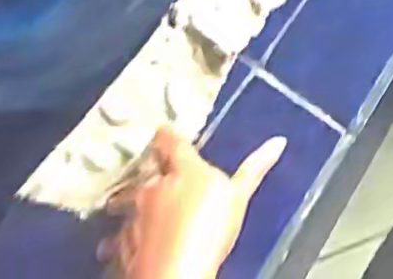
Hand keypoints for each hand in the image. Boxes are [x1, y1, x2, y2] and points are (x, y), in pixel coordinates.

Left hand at [102, 125, 285, 278]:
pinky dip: (115, 245)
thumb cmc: (209, 228)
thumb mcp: (238, 196)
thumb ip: (254, 169)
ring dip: (121, 210)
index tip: (160, 129)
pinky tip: (116, 249)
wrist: (174, 277)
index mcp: (181, 171)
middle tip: (142, 174)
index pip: (171, 145)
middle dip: (140, 176)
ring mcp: (130, 225)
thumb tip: (279, 141)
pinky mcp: (119, 255)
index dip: (166, 136)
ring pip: (120, 211)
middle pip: (140, 178)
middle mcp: (151, 192)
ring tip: (121, 211)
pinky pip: (113, 245)